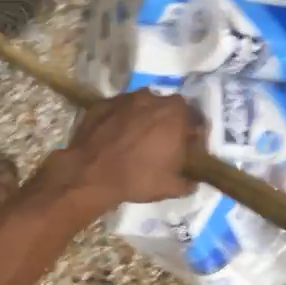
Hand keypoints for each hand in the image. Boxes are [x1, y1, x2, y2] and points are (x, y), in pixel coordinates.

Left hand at [55, 90, 200, 209]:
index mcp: (176, 114)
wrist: (90, 173)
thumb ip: (189, 181)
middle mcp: (152, 98)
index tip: (187, 150)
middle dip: (169, 124)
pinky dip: (120, 120)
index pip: (195, 121)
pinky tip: (115, 136)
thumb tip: (192, 181)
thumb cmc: (137, 178)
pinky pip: (118, 110)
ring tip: (136, 139)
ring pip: (142, 106)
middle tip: (162, 144)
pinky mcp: (102, 103)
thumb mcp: (172, 187)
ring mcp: (124, 98)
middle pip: (168, 109)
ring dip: (144, 119)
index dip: (193, 136)